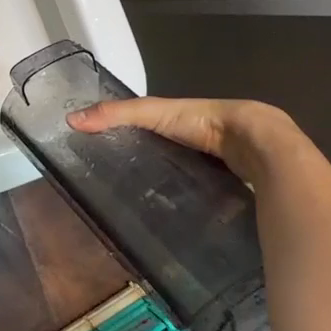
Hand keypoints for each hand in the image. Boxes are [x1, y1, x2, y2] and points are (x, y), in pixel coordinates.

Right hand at [66, 96, 302, 185]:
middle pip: (175, 156)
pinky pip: (211, 198)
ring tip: (149, 207)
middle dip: (156, 169)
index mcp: (187, 122)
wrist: (260, 144)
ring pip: (194, 179)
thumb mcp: (154, 113)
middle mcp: (206, 143)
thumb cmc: (204, 122)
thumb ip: (116, 115)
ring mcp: (223, 168)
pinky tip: (181, 217)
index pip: (157, 129)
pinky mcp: (235, 189)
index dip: (134, 140)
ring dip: (177, 190)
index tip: (109, 158)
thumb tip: (70, 120)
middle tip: (126, 187)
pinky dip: (197, 205)